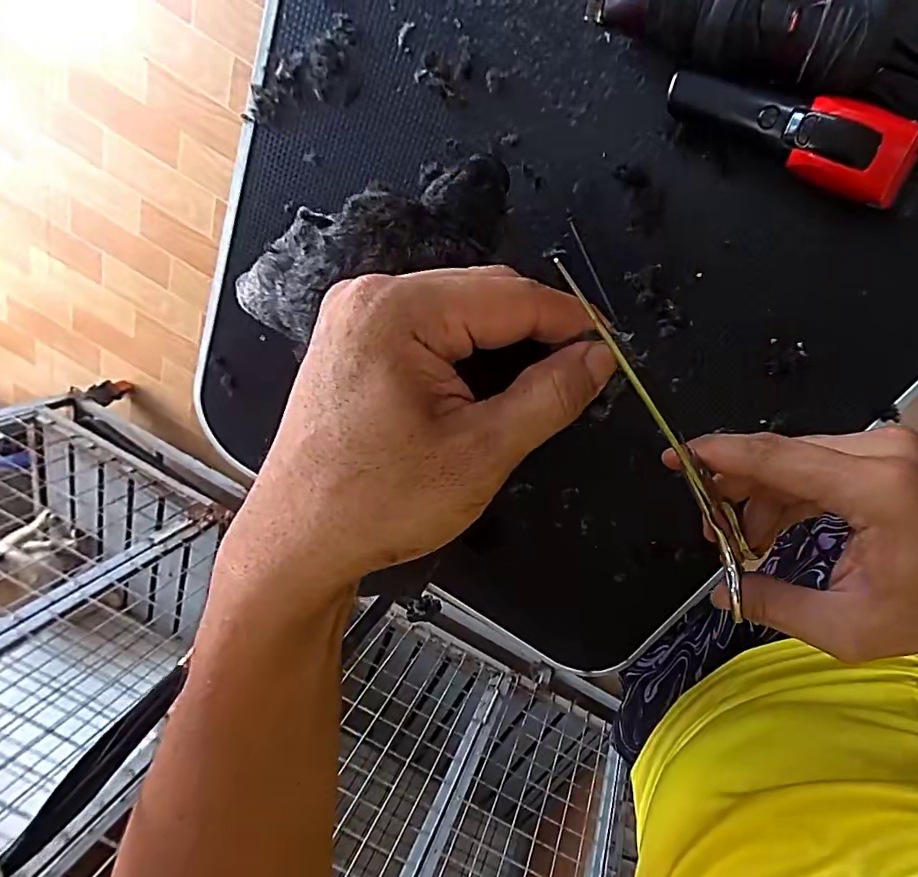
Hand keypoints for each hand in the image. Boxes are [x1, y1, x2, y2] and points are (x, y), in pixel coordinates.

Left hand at [229, 267, 612, 600]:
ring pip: (467, 311)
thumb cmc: (384, 501)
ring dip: (515, 341)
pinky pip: (440, 330)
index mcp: (400, 312)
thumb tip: (599, 357)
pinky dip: (481, 352)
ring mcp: (363, 318)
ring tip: (554, 380)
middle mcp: (375, 298)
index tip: (616, 349)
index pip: (513, 297)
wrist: (301, 542)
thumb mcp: (484, 451)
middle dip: (546, 328)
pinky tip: (502, 384)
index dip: (574, 320)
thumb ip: (550, 395)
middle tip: (591, 369)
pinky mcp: (362, 344)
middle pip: (489, 293)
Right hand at [668, 428, 917, 661]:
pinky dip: (791, 495)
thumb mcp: (848, 627)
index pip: (779, 458)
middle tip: (711, 533)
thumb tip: (724, 593)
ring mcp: (887, 447)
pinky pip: (820, 464)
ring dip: (763, 498)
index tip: (677, 459)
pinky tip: (774, 531)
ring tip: (744, 545)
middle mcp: (881, 451)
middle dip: (736, 491)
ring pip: (798, 460)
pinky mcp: (887, 454)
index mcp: (877, 489)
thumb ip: (777, 606)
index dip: (720, 457)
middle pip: (783, 456)